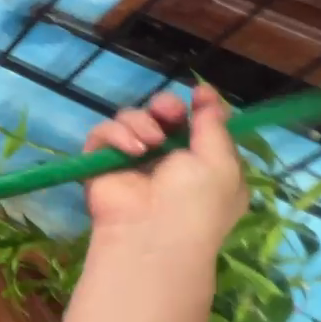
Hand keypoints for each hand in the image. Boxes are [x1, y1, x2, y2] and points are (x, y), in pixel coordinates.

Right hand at [82, 84, 247, 257]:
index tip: (198, 93)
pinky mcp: (99, 158)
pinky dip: (117, 135)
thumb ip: (212, 126)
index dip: (198, 106)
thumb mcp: (221, 162)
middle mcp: (165, 154)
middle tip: (167, 113)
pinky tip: (131, 150)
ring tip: (149, 144)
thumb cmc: (199, 200)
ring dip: (141, 124)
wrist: (153, 228)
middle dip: (165, 107)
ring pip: (130, 118)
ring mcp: (130, 155)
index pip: (196, 122)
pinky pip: (103, 131)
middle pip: (160, 113)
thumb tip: (207, 92)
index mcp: (200, 158)